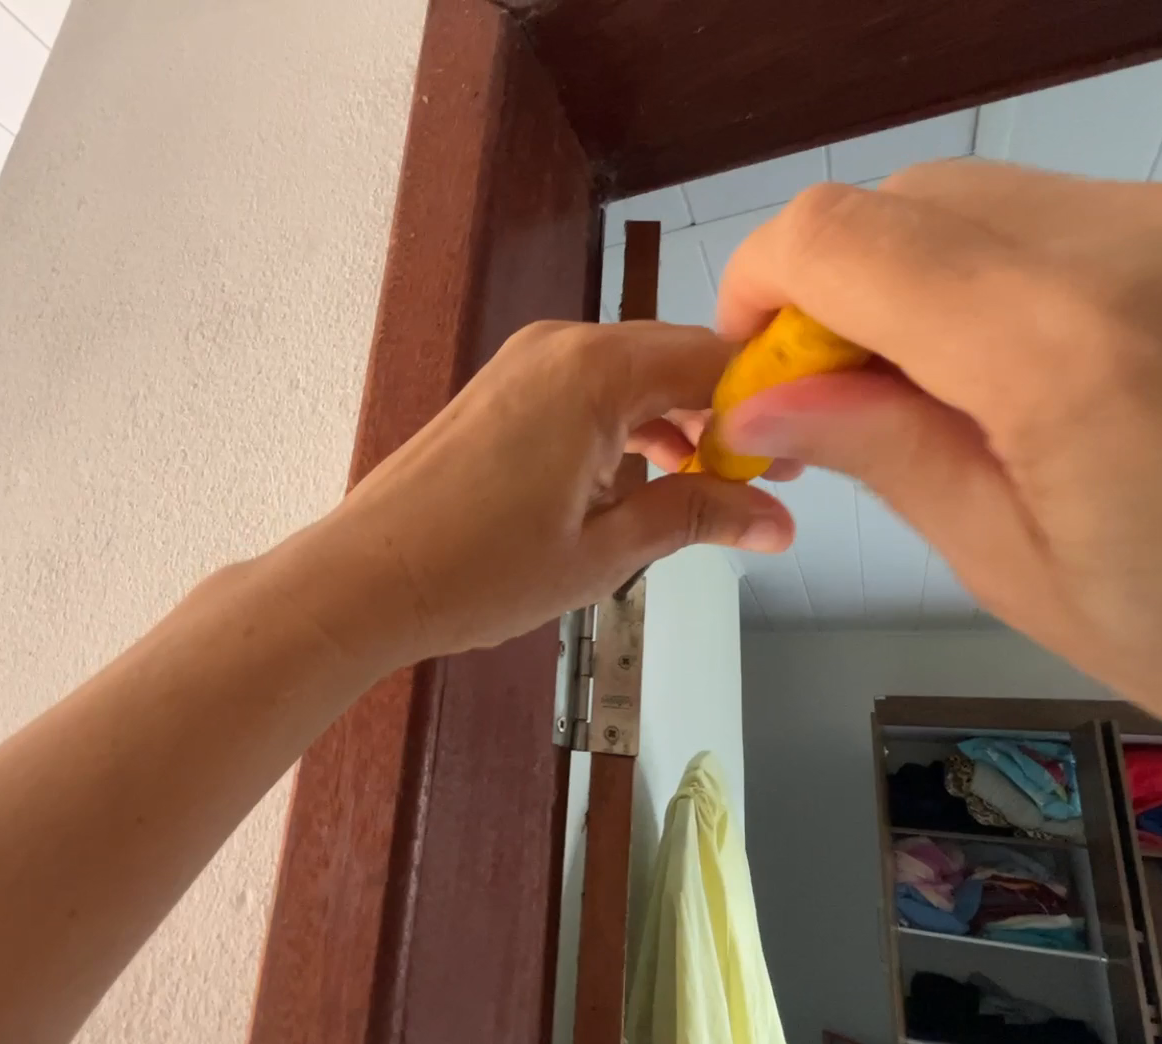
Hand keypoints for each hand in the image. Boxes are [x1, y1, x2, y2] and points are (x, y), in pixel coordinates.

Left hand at [289, 321, 794, 665]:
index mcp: (595, 371)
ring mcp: (521, 364)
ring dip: (670, 424)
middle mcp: (559, 346)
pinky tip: (634, 476)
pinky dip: (619, 426)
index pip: (713, 360)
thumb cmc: (481, 571)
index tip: (796, 456)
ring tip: (704, 485)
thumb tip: (778, 520)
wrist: (366, 578)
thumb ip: (694, 516)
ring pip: (626, 377)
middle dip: (719, 416)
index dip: (765, 404)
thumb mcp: (604, 550)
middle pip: (670, 361)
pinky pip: (581, 391)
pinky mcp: (498, 390)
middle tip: (760, 479)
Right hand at [714, 159, 1161, 834]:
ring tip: (922, 402)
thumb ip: (880, 450)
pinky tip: (1016, 381)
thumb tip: (759, 400)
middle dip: (826, 290)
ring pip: (982, 205)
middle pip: (903, 201)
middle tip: (828, 402)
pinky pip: (1067, 225)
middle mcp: (1148, 237)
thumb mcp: (1016, 568)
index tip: (750, 371)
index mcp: (1067, 342)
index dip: (756, 285)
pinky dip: (991, 284)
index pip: (839, 235)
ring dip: (907, 288)